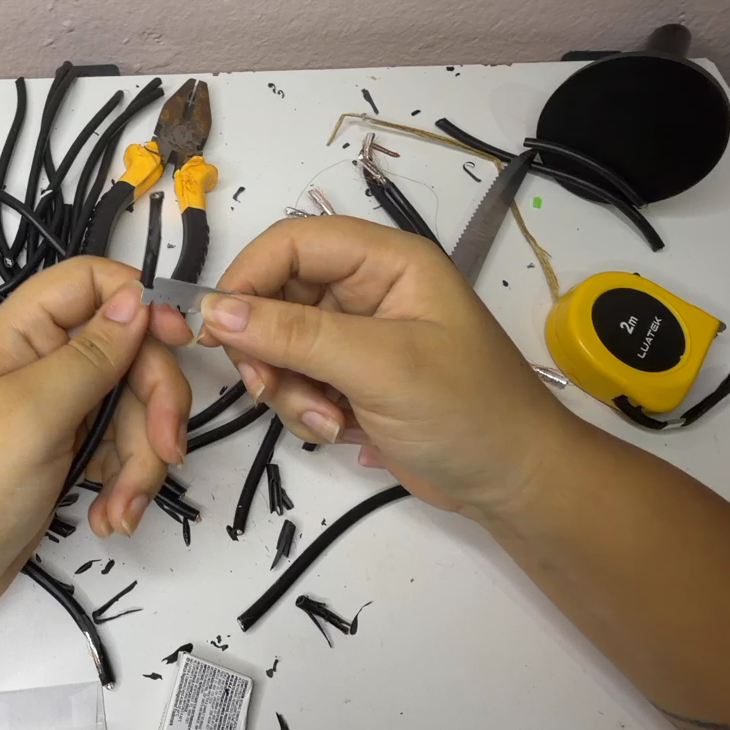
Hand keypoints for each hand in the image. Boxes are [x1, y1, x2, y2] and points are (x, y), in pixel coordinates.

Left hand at [0, 257, 190, 622]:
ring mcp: (58, 407)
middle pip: (129, 351)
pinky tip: (109, 517)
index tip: (178, 339)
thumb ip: (91, 355)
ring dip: (141, 461)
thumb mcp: (33, 413)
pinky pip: (121, 448)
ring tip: (120, 509)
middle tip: (166, 451)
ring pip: (134, 407)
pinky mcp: (70, 449)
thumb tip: (138, 299)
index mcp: (21, 333)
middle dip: (155, 404)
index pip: (91, 282)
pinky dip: (126, 483)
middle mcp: (43, 361)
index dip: (140, 301)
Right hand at [198, 215, 580, 518]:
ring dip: (287, 387)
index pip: (291, 243)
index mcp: (384, 261)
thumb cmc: (466, 410)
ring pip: (276, 344)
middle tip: (266, 387)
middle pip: (275, 296)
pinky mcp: (344, 376)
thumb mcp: (379, 367)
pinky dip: (302, 407)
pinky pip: (292, 378)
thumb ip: (294, 335)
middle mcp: (363, 289)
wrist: (514, 486)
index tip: (217, 327)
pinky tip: (340, 430)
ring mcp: (352, 336)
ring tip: (327, 419)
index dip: (248, 276)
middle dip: (267, 347)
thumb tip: (214, 311)